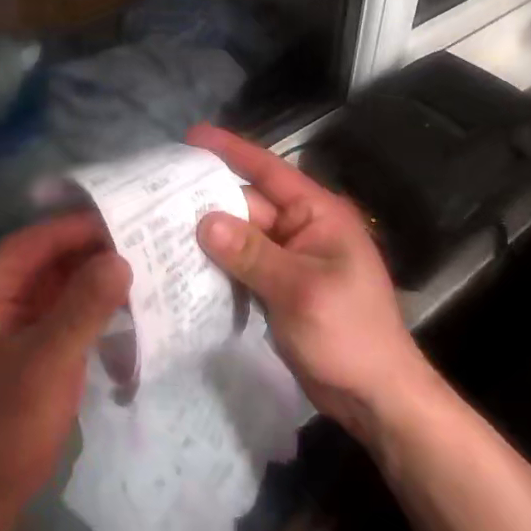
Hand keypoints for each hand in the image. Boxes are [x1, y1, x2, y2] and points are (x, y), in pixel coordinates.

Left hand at [0, 212, 131, 512]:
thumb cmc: (3, 424)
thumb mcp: (47, 361)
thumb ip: (84, 306)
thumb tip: (123, 257)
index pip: (46, 235)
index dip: (93, 225)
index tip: (144, 218)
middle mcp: (0, 288)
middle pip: (58, 253)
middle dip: (103, 248)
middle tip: (159, 238)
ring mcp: (18, 314)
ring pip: (68, 277)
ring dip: (105, 274)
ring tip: (158, 261)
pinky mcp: (35, 337)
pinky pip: (70, 304)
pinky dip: (99, 300)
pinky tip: (137, 298)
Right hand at [187, 124, 437, 440]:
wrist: (374, 394)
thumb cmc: (348, 332)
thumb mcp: (299, 289)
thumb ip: (251, 254)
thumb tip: (205, 221)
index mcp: (317, 214)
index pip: (270, 171)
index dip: (232, 151)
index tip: (192, 136)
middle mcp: (302, 229)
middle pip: (248, 205)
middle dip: (207, 199)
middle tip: (156, 192)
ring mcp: (290, 260)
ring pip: (242, 237)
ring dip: (207, 234)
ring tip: (158, 225)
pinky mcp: (279, 288)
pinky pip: (243, 266)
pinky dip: (218, 266)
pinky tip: (182, 265)